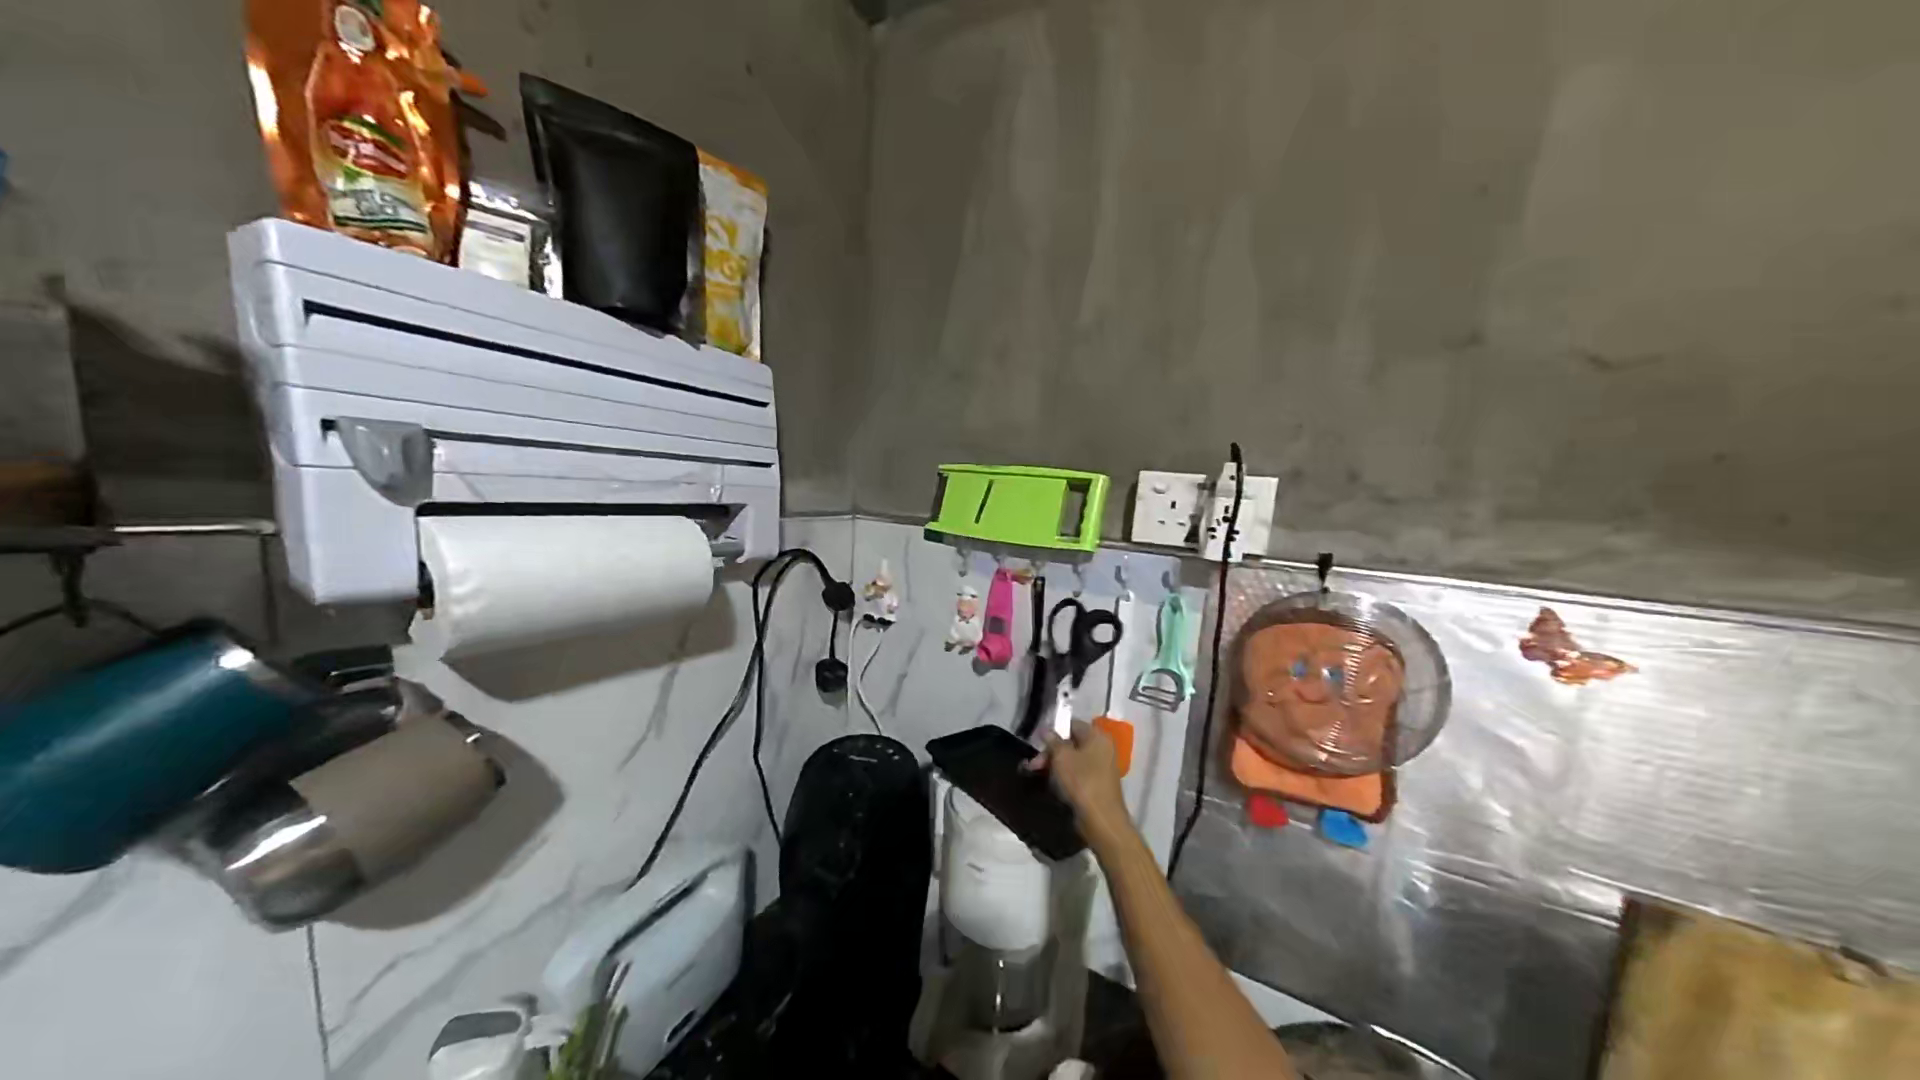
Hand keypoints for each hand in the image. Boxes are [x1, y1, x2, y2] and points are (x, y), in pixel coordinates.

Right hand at [1026, 721, 1131, 845]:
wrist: (1101, 819)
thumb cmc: (1081, 781)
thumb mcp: (1061, 757)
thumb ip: (1053, 741)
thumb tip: (1046, 730)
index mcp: (1097, 736)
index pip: (1072, 724)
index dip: (1053, 731)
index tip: (1037, 743)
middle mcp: (1102, 748)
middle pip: (1071, 742)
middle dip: (1050, 752)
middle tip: (1033, 765)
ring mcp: (1102, 767)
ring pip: (1073, 759)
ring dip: (1054, 764)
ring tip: (1037, 774)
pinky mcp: (1098, 783)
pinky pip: (1078, 773)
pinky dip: (1065, 775)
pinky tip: (1052, 784)